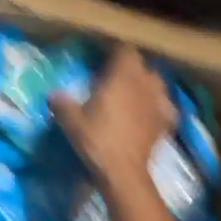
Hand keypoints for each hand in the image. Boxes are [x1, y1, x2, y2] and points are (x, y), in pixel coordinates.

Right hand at [51, 47, 176, 186]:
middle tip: (115, 77)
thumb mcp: (70, 120)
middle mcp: (144, 83)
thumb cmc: (96, 139)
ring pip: (156, 83)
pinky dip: (157, 105)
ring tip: (134, 93)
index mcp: (121, 76)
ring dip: (146, 84)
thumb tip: (54, 94)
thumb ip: (62, 103)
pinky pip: (165, 105)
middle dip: (131, 67)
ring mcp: (159, 102)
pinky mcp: (166, 121)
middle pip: (142, 65)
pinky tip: (149, 113)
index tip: (103, 56)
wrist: (123, 170)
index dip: (115, 51)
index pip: (125, 50)